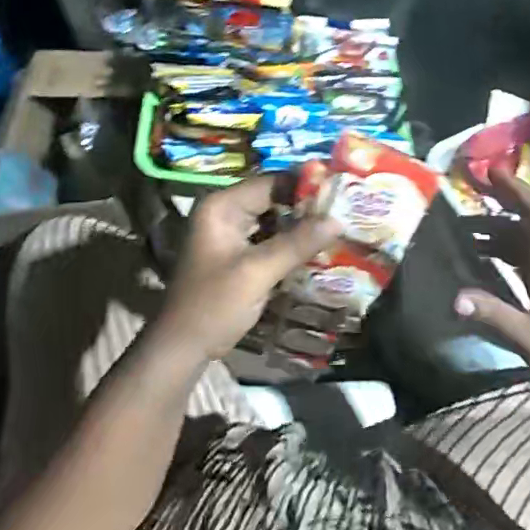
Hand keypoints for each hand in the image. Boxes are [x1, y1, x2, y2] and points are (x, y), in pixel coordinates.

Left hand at [150, 177, 342, 363]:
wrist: (183, 346)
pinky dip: (289, 243)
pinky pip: (268, 239)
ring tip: (339, 226)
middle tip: (346, 210)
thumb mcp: (257, 272)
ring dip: (300, 225)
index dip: (304, 185)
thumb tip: (338, 220)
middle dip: (306, 206)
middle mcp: (224, 212)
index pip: (269, 183)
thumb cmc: (214, 304)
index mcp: (221, 206)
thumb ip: (296, 244)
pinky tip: (318, 249)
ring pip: (273, 220)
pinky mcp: (237, 254)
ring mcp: (229, 234)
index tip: (341, 190)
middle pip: (272, 199)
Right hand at [454, 169, 529, 415]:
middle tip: (472, 186)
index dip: (517, 192)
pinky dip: (502, 253)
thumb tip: (454, 297)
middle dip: (503, 203)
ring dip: (498, 231)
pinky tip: (481, 256)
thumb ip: (494, 314)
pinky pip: (524, 263)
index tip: (493, 170)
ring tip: (464, 226)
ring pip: (526, 244)